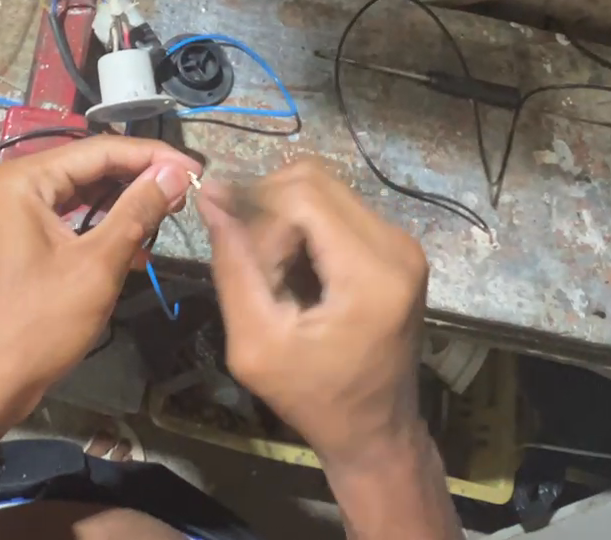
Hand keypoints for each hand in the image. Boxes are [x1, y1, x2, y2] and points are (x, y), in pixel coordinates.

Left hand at [0, 135, 198, 452]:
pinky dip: (104, 230)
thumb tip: (175, 173)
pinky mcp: (24, 243)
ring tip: (169, 212)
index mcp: (28, 179)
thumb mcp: (95, 267)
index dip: (153, 156)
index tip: (196, 169)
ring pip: (84, 195)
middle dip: (140, 178)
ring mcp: (19, 215)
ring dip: (126, 205)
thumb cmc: (33, 325)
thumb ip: (136, 212)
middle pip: (92, 167)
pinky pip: (72, 221)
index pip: (102, 149)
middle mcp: (20, 186)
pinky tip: (138, 248)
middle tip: (187, 191)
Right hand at [200, 157, 428, 467]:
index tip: (232, 246)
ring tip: (270, 264)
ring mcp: (400, 240)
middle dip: (265, 204)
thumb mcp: (256, 344)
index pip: (301, 196)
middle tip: (246, 252)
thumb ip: (233, 266)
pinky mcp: (394, 243)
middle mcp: (395, 244)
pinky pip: (334, 203)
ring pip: (320, 185)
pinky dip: (300, 221)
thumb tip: (210, 196)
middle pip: (312, 179)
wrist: (376, 431)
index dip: (255, 209)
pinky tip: (291, 263)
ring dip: (280, 211)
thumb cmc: (314, 397)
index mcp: (371, 274)